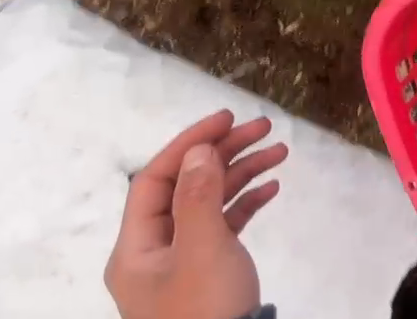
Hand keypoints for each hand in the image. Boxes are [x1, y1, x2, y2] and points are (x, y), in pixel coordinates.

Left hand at [106, 111, 289, 318]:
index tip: (228, 117)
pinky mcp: (206, 268)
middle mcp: (153, 249)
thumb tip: (199, 149)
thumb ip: (198, 196)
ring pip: (209, 200)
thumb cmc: (204, 304)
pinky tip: (273, 187)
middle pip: (185, 185)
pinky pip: (224, 222)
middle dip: (224, 152)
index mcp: (136, 246)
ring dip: (242, 172)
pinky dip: (248, 200)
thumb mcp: (204, 248)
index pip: (155, 180)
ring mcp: (180, 259)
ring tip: (280, 152)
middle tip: (264, 127)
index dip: (189, 144)